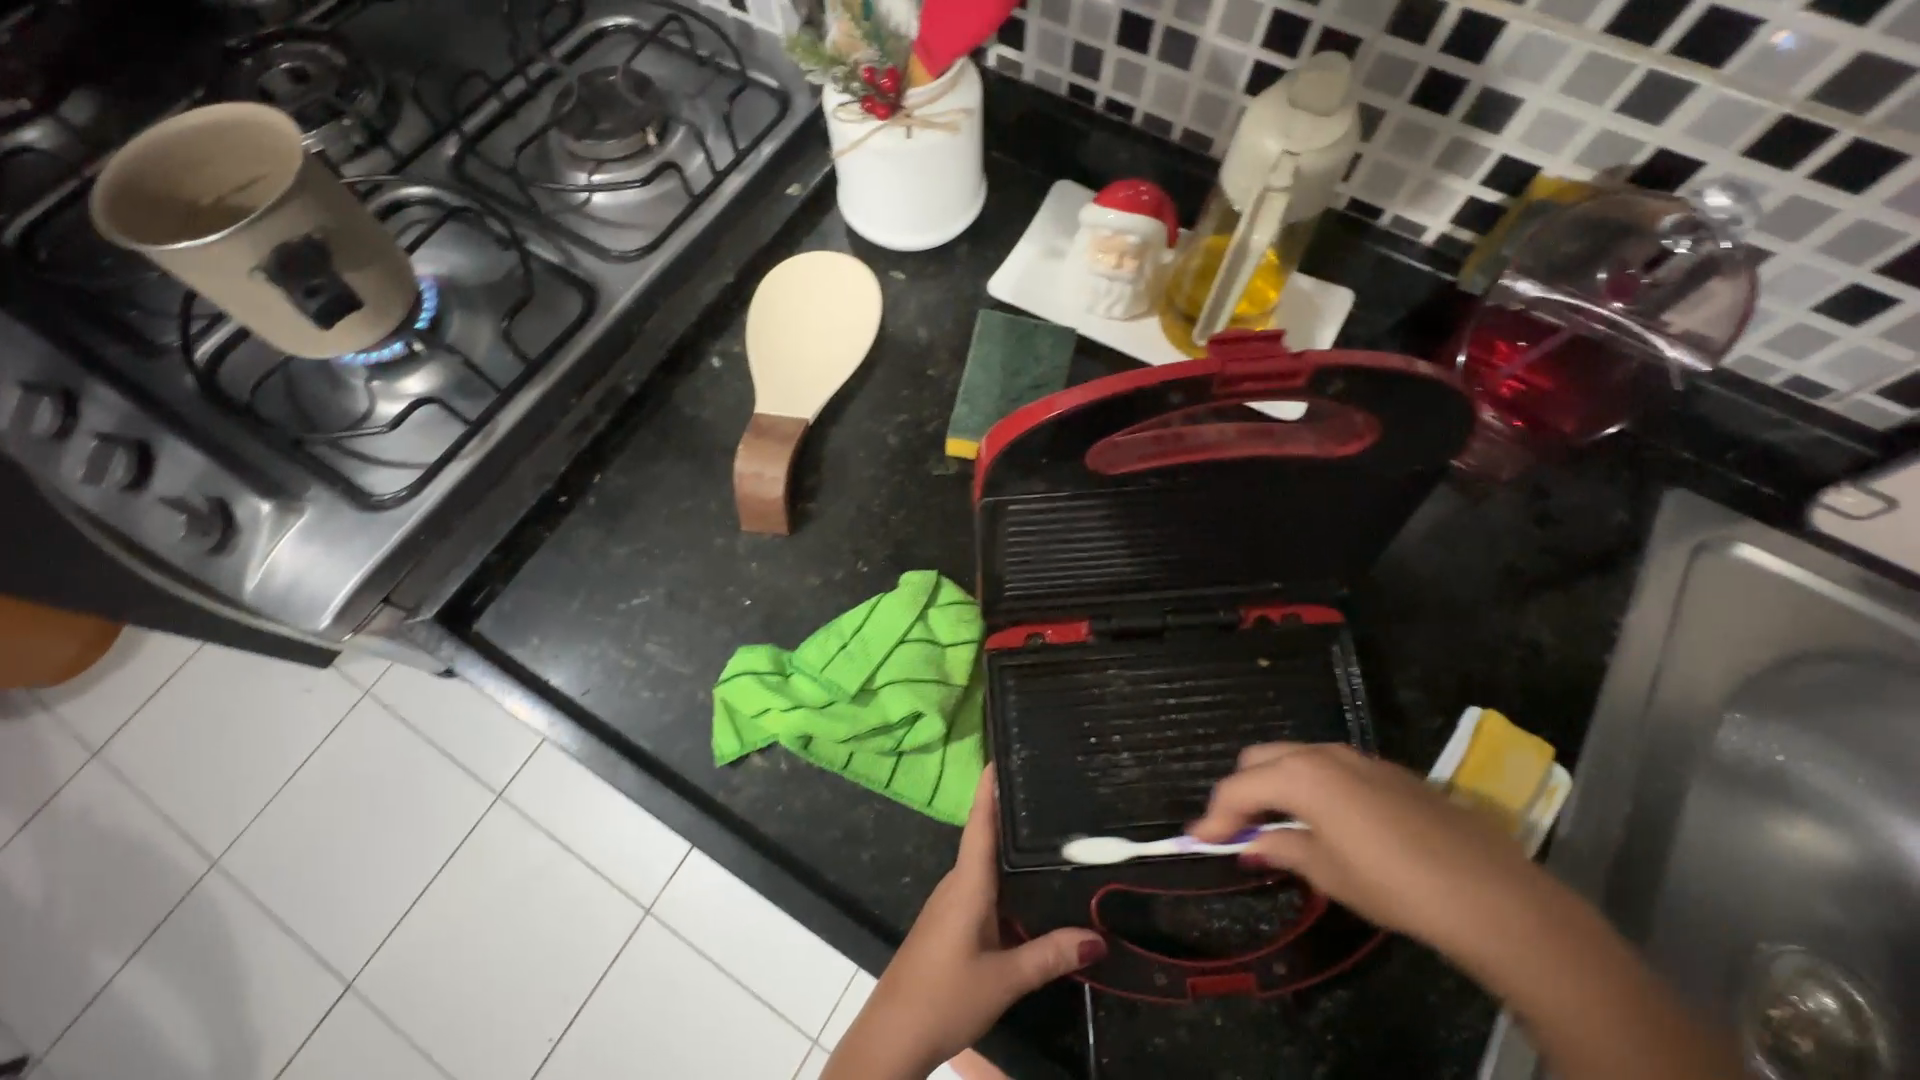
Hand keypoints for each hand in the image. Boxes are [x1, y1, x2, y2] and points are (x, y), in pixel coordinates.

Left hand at [824, 767, 1105, 1079]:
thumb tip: (1099, 938)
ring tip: (1053, 831)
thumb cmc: (944, 996)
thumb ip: (1050, 955)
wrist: (893, 1035)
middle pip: (985, 837)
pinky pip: (983, 888)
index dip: (990, 788)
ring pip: (985, 866)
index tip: (1005, 753)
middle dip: (1013, 811)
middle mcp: (956, 885)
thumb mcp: (1005, 978)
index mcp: (966, 885)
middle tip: (1052, 790)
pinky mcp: (950, 925)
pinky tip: (1032, 888)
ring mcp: (950, 905)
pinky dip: (1007, 878)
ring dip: (1011, 848)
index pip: (979, 823)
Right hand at [1187, 742, 1546, 958]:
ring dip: (1275, 785)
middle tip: (1236, 831)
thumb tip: (1251, 843)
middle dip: (1241, 791)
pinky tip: (1321, 821)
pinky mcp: (1388, 771)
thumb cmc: (1392, 883)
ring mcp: (1359, 758)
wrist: (1486, 891)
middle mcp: (1324, 754)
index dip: (1213, 815)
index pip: (1237, 788)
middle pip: (1260, 759)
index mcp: (1300, 775)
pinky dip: (1309, 787)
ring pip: (1296, 758)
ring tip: (1275, 826)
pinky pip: (1330, 768)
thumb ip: (1281, 848)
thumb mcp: (1326, 872)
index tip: (1197, 841)